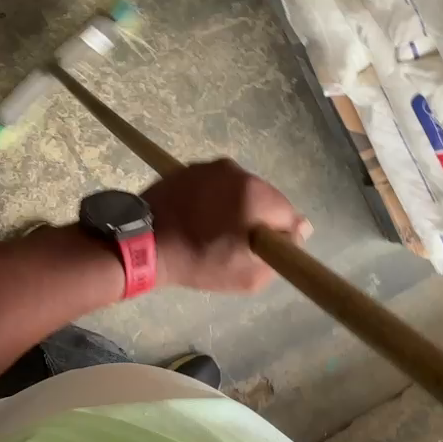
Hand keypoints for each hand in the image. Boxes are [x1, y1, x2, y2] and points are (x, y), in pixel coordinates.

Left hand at [142, 159, 310, 292]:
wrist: (144, 241)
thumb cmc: (199, 261)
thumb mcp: (249, 276)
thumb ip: (279, 255)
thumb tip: (298, 233)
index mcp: (255, 193)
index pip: (288, 214)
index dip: (282, 234)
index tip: (265, 249)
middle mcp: (236, 170)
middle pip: (263, 197)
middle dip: (258, 217)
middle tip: (238, 242)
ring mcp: (209, 166)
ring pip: (238, 188)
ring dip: (235, 205)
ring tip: (215, 229)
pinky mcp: (187, 168)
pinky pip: (214, 184)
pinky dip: (213, 198)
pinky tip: (199, 216)